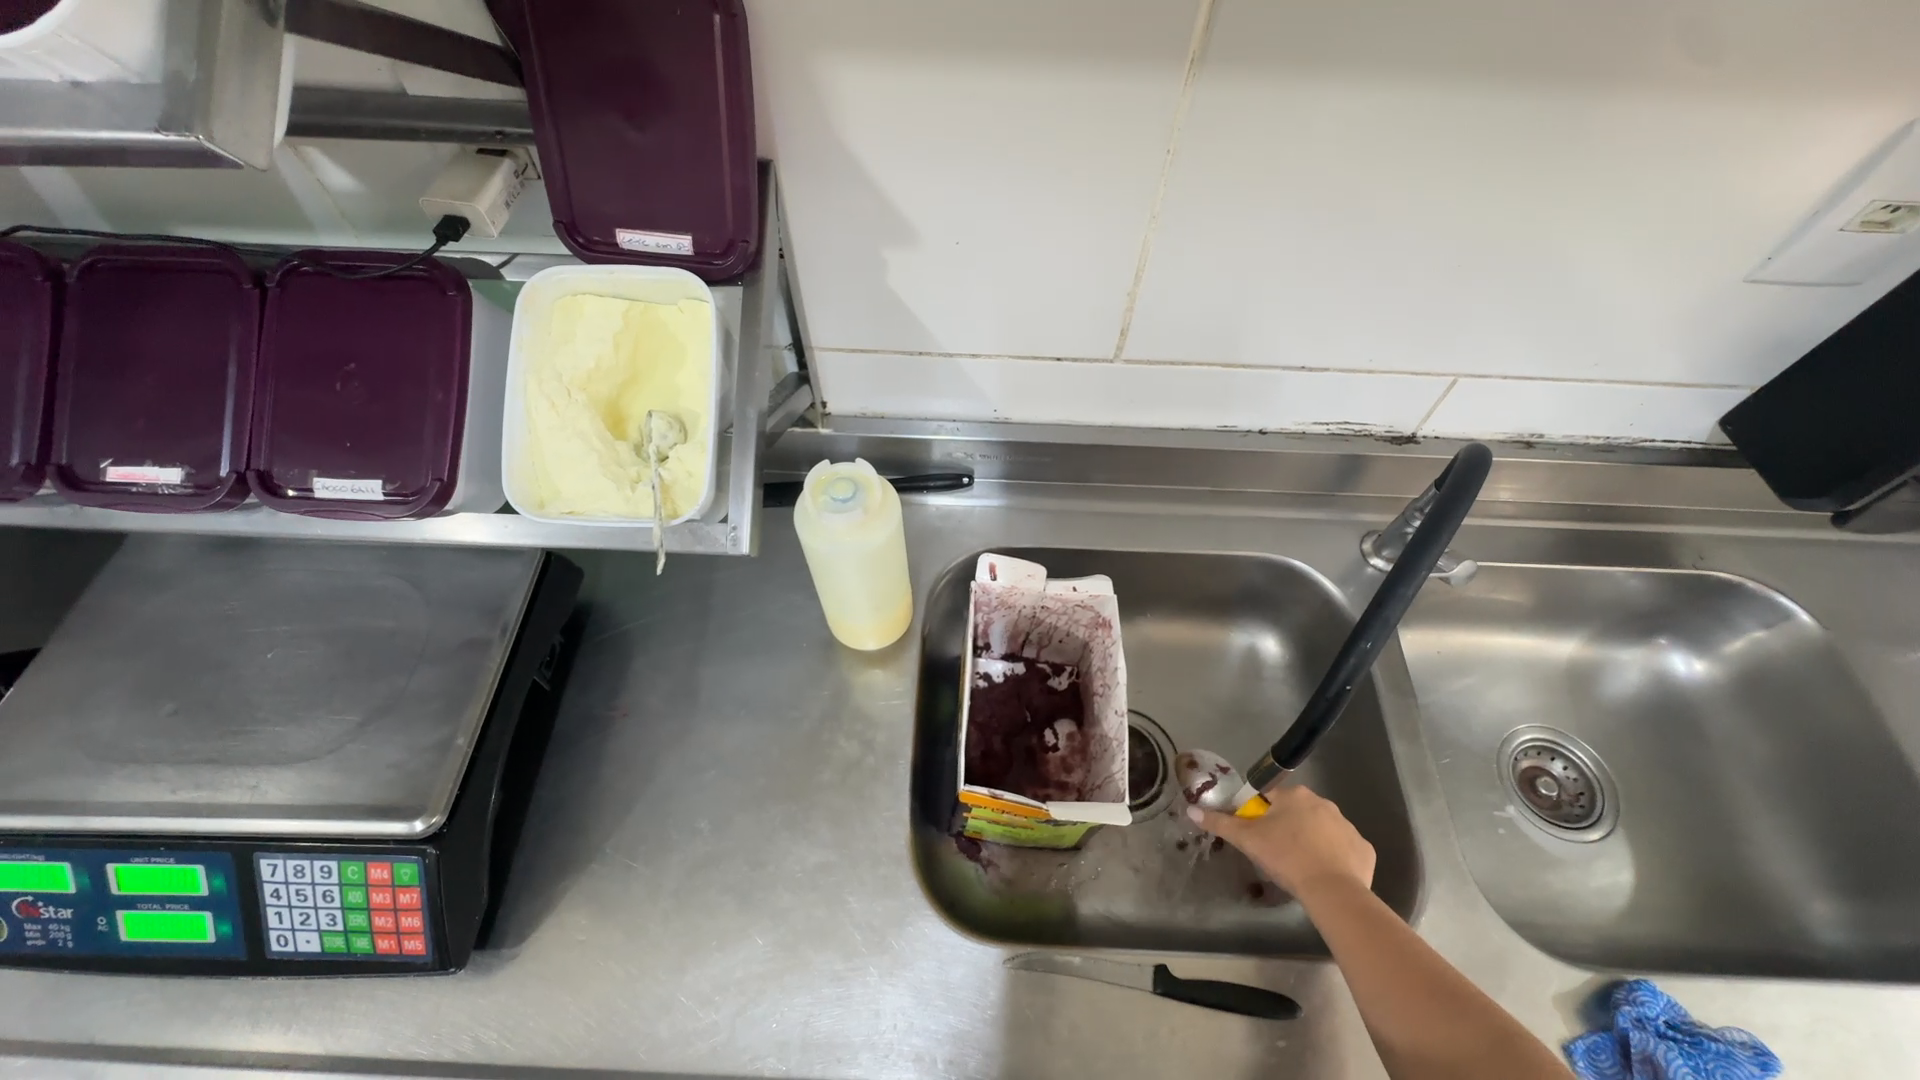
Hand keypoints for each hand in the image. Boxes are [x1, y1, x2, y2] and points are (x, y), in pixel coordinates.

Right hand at [1188, 783, 1374, 903]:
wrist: (1332, 890)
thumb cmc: (1285, 856)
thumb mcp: (1247, 840)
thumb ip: (1220, 822)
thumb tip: (1192, 809)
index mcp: (1294, 796)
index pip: (1270, 797)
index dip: (1260, 815)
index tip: (1257, 835)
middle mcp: (1323, 803)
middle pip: (1297, 812)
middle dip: (1287, 827)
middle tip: (1276, 852)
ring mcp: (1348, 826)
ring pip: (1322, 830)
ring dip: (1311, 841)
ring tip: (1300, 867)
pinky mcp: (1364, 849)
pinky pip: (1344, 849)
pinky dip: (1335, 859)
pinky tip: (1325, 875)